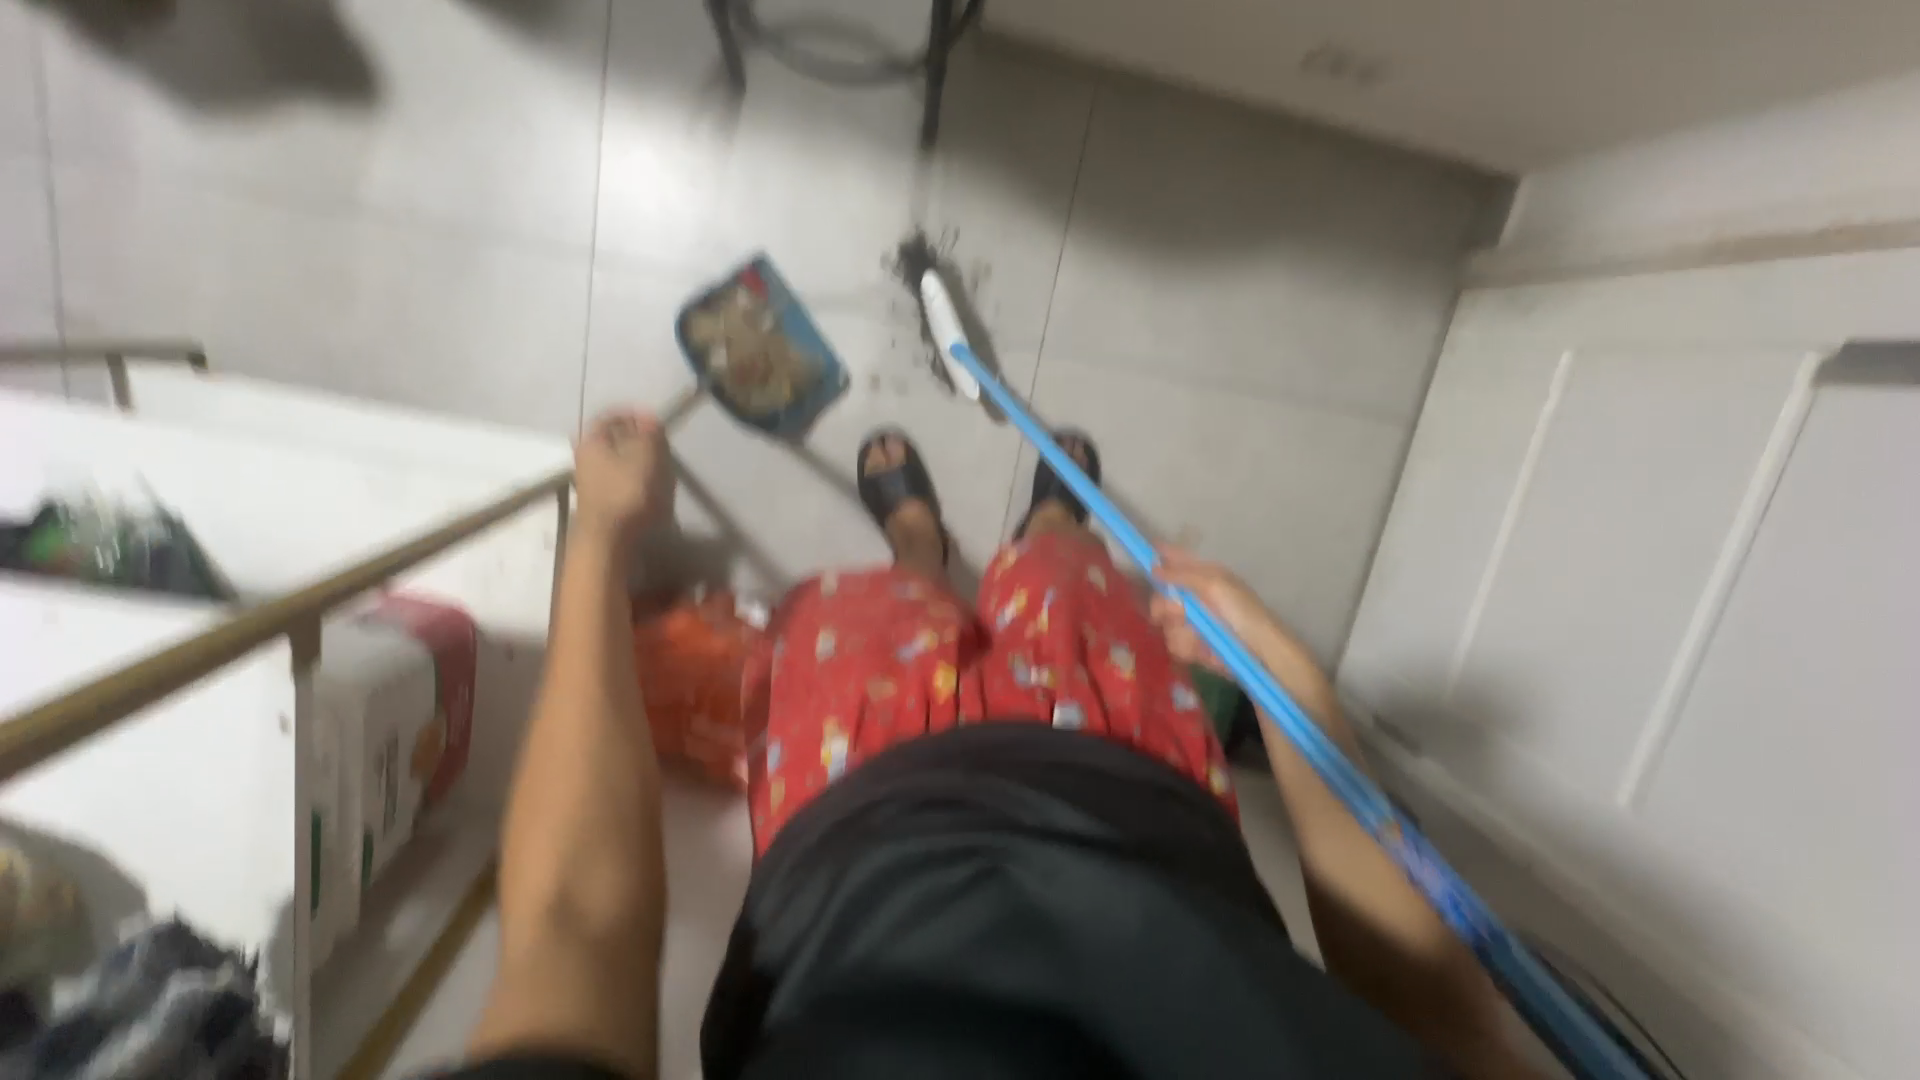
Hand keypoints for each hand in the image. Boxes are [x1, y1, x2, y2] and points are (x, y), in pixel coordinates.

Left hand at [574, 407, 673, 545]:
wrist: (609, 540)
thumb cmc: (627, 491)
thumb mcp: (645, 455)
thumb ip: (649, 433)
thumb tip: (650, 417)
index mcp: (591, 440)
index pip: (610, 416)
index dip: (633, 415)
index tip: (655, 422)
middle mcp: (585, 457)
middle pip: (612, 439)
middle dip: (637, 439)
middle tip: (661, 445)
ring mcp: (591, 481)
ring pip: (617, 461)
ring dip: (639, 460)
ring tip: (662, 468)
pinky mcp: (601, 501)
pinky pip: (620, 480)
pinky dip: (636, 479)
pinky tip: (652, 489)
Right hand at [1149, 546, 1315, 678]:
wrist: (1260, 652)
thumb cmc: (1242, 612)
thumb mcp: (1215, 585)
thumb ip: (1182, 575)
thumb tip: (1153, 567)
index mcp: (1204, 578)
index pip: (1177, 562)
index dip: (1160, 558)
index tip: (1144, 558)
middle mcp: (1195, 599)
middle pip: (1162, 597)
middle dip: (1166, 607)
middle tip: (1178, 612)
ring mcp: (1193, 624)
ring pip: (1166, 624)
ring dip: (1181, 631)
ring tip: (1199, 637)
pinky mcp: (1193, 647)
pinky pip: (1175, 644)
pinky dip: (1188, 648)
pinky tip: (1202, 650)